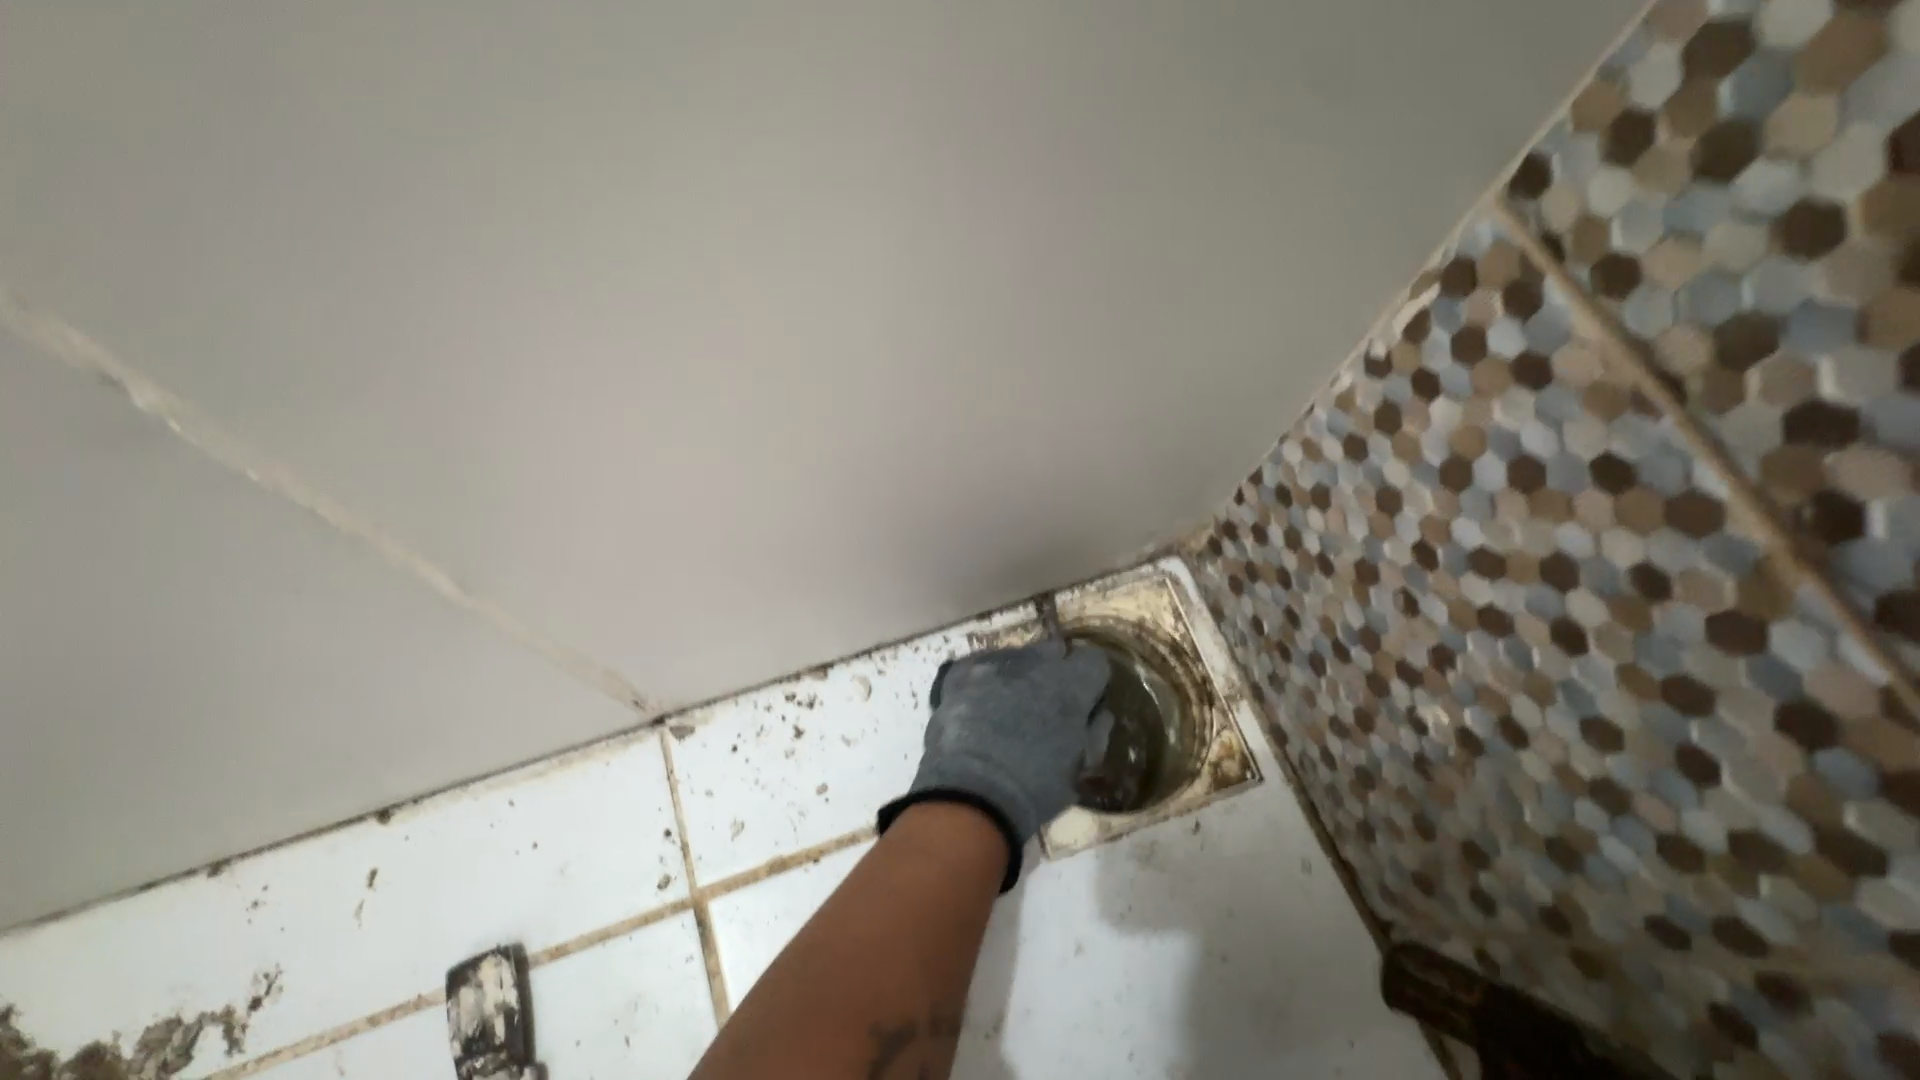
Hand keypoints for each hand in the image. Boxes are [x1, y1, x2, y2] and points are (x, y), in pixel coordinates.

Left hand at [877, 639, 1111, 890]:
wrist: (970, 793)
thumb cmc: (1035, 788)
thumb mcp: (1079, 767)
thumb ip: (1094, 732)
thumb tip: (1098, 713)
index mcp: (1071, 685)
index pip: (1094, 661)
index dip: (1090, 682)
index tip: (1084, 701)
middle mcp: (1035, 662)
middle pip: (1053, 651)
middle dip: (1054, 673)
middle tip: (1045, 705)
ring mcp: (994, 664)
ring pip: (1016, 657)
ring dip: (1019, 675)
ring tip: (1006, 708)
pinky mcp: (960, 672)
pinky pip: (980, 665)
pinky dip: (984, 680)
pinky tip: (978, 705)